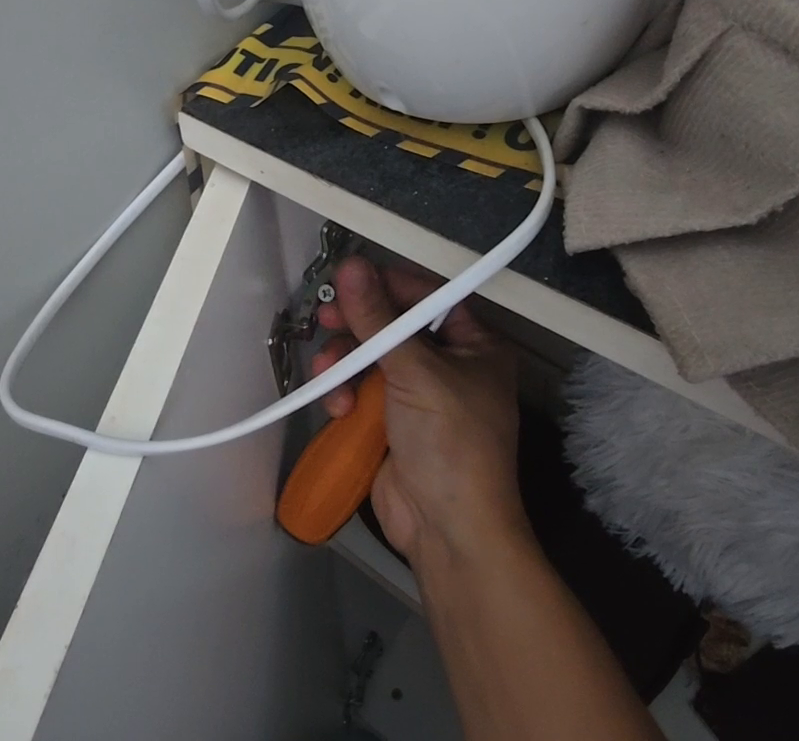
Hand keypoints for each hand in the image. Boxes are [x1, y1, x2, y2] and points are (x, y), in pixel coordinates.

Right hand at [312, 256, 528, 564]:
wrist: (447, 531)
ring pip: (367, 358)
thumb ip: (379, 320)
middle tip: (325, 320)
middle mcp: (445, 364)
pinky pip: (357, 391)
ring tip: (330, 380)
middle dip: (357, 327)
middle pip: (390, 325)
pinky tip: (338, 411)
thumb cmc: (451, 443)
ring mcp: (415, 395)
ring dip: (344, 365)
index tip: (347, 279)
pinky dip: (343, 395)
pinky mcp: (388, 422)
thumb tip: (350, 266)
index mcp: (473, 345)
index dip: (387, 285)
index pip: (426, 296)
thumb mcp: (417, 373)